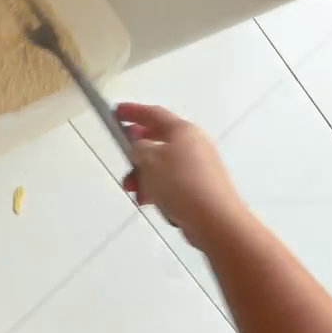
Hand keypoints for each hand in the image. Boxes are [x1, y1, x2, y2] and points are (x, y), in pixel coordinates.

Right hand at [117, 103, 247, 252]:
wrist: (215, 220)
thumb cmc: (180, 184)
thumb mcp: (150, 160)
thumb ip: (138, 148)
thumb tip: (139, 148)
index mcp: (182, 130)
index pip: (154, 114)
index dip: (133, 112)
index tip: (116, 112)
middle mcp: (194, 143)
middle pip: (158, 140)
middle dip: (137, 152)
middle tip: (124, 157)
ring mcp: (199, 166)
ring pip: (163, 165)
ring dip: (144, 175)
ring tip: (134, 190)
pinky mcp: (201, 187)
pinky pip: (172, 182)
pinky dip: (158, 188)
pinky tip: (150, 202)